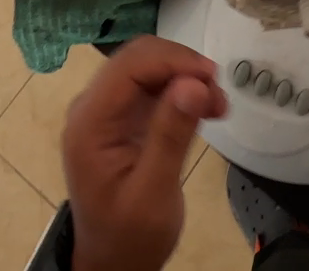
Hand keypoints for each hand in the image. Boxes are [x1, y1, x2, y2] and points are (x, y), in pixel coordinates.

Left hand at [62, 36, 228, 270]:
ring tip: (218, 103)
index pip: (128, 67)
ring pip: (148, 66)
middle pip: (138, 58)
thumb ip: (170, 136)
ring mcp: (108, 108)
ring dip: (185, 75)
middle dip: (181, 65)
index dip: (171, 60)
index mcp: (90, 122)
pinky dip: (182, 88)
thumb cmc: (129, 236)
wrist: (113, 264)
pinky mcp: (124, 114)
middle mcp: (93, 106)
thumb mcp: (153, 195)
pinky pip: (153, 84)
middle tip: (218, 91)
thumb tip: (194, 83)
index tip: (211, 75)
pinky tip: (207, 106)